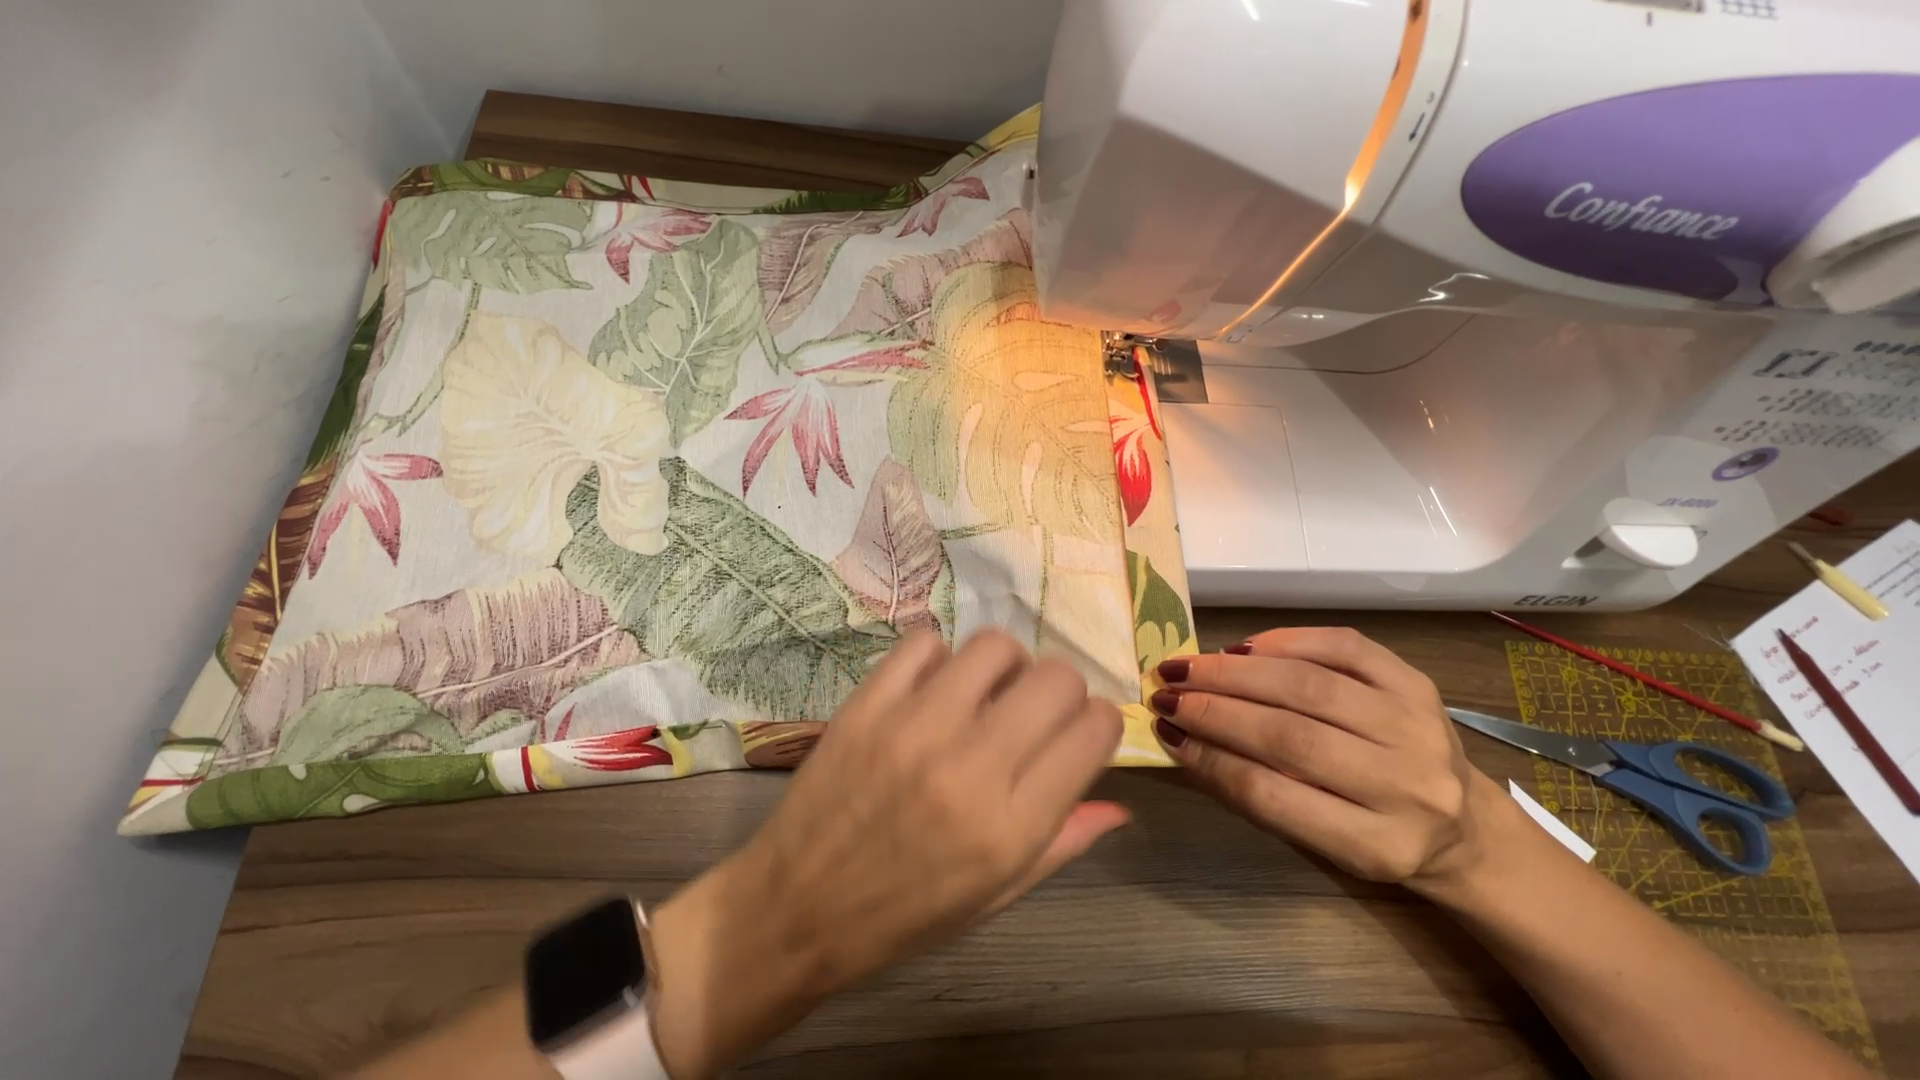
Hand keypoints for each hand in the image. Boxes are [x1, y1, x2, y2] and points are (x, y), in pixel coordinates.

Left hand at [649, 630, 1126, 1077]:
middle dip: (1062, 691)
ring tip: (984, 695)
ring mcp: (914, 729)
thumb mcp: (995, 896)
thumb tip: (1121, 805)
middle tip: (1034, 714)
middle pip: (1056, 679)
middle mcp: (971, 767)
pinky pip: (924, 642)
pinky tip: (931, 690)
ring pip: (995, 647)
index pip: (1094, 731)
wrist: (796, 910)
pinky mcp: (867, 705)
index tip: (1081, 735)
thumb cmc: (905, 916)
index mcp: (1012, 826)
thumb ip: (1062, 842)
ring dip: (1005, 666)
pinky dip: (939, 659)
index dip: (1100, 725)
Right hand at [1149, 627, 1513, 894]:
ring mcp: (1419, 728)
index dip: (1211, 760)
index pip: (1274, 794)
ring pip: (1312, 686)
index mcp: (1375, 845)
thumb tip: (1185, 738)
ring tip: (1190, 666)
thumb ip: (1257, 793)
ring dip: (1238, 672)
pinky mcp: (1419, 684)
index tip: (1166, 734)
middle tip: (1165, 692)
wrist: (1465, 827)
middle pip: (1291, 735)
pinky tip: (1244, 647)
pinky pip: (1345, 647)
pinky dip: (1288, 640)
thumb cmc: (1375, 839)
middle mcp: (1406, 786)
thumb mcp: (1319, 842)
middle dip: (1215, 708)